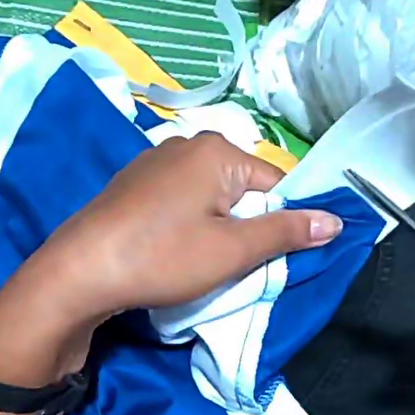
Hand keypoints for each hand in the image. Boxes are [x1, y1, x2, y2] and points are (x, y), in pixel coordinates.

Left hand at [0, 135, 341, 386]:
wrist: (79, 270)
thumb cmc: (161, 257)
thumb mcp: (232, 251)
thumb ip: (285, 232)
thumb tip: (335, 220)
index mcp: (218, 151)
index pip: (277, 184)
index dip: (283, 222)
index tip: (275, 257)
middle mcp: (188, 144)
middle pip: (243, 187)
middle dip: (247, 224)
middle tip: (235, 264)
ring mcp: (156, 160)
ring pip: (211, 194)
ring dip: (217, 226)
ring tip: (201, 260)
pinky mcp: (135, 181)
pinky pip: (181, 197)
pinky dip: (188, 221)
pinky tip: (172, 249)